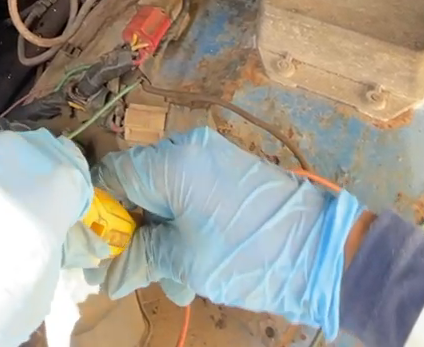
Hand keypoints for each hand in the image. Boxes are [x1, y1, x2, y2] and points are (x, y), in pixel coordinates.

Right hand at [94, 127, 363, 337]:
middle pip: (136, 182)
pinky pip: (186, 190)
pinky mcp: (226, 169)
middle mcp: (185, 146)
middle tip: (134, 270)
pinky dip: (181, 221)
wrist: (324, 250)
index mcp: (170, 160)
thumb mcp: (187, 262)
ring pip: (161, 191)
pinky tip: (192, 260)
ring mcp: (208, 155)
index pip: (113, 175)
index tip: (99, 249)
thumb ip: (141, 259)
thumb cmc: (249, 254)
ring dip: (158, 232)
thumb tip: (107, 276)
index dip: (101, 213)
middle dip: (132, 228)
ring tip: (172, 277)